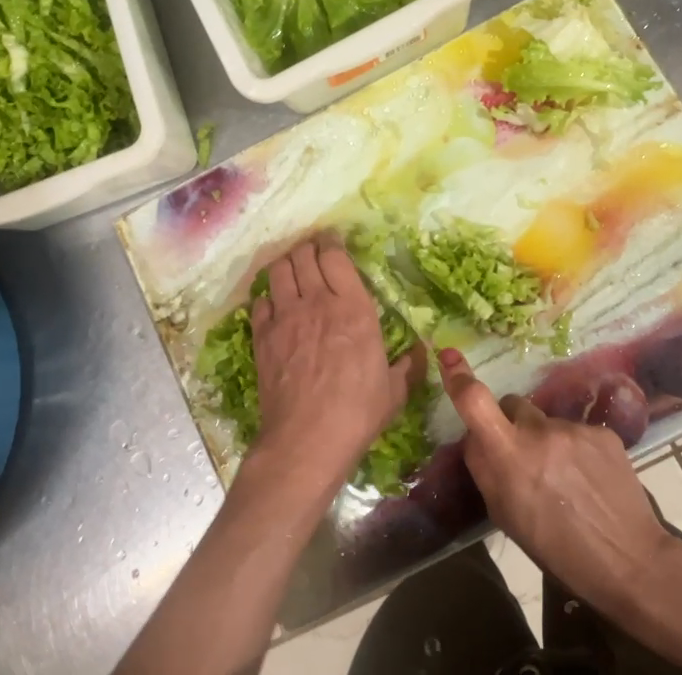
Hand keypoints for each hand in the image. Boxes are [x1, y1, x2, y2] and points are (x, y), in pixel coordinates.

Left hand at [249, 237, 417, 487]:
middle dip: (308, 249)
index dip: (332, 243)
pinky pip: (259, 302)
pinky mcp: (262, 336)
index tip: (333, 241)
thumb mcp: (394, 391)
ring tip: (292, 270)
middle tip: (312, 254)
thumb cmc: (357, 413)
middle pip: (304, 255)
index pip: (335, 256)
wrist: (307, 439)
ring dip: (286, 265)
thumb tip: (422, 353)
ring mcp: (285, 317)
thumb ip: (408, 366)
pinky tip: (274, 306)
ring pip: (278, 270)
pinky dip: (267, 297)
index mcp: (353, 308)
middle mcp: (316, 303)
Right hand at [439, 347, 672, 613]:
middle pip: (512, 406)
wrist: (628, 559)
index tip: (449, 356)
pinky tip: (588, 479)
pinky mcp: (603, 432)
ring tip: (564, 478)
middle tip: (522, 457)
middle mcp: (540, 432)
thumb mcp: (504, 514)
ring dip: (545, 440)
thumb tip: (476, 438)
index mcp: (510, 455)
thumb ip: (485, 469)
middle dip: (509, 423)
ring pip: (545, 421)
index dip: (459, 377)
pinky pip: (576, 431)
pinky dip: (575, 450)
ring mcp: (574, 429)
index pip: (475, 402)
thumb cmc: (555, 548)